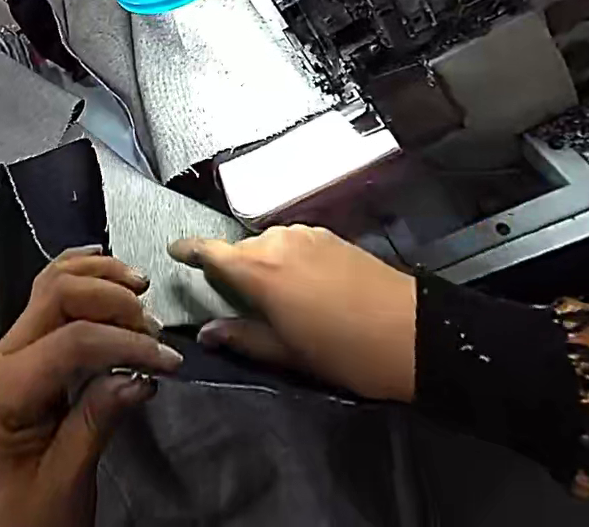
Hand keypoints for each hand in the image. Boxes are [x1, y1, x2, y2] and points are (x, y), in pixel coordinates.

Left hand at [0, 245, 182, 526]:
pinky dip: (77, 271)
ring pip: (51, 282)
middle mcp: (0, 356)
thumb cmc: (28, 523)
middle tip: (152, 324)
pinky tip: (99, 261)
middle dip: (112, 299)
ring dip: (98, 277)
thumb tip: (141, 374)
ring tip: (138, 286)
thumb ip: (97, 421)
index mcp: (4, 390)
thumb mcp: (65, 483)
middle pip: (58, 295)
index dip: (123, 342)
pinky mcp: (24, 349)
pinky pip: (47, 293)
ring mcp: (9, 347)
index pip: (70, 341)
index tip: (165, 358)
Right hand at [169, 225, 415, 400]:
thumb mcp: (288, 354)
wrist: (412, 331)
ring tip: (276, 295)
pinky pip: (292, 241)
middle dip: (232, 267)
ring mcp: (304, 234)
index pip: (211, 251)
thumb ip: (242, 337)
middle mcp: (276, 241)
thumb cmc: (343, 350)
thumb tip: (206, 332)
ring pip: (267, 244)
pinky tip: (304, 283)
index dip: (189, 249)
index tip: (175, 250)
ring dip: (262, 263)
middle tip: (237, 297)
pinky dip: (286, 257)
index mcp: (259, 270)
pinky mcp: (327, 234)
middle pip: (239, 249)